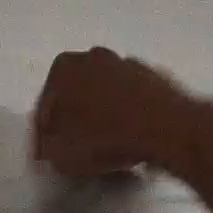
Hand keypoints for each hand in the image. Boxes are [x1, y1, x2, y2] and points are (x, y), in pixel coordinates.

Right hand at [31, 47, 210, 180]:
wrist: (168, 129)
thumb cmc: (104, 137)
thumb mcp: (61, 155)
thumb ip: (48, 147)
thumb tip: (50, 146)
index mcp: (64, 67)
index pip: (45, 105)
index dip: (44, 134)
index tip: (48, 154)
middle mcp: (94, 57)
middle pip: (74, 94)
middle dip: (72, 118)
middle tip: (72, 147)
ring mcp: (128, 64)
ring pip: (103, 94)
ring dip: (100, 115)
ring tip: (103, 145)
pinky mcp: (156, 77)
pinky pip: (130, 100)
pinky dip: (126, 115)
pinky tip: (128, 138)